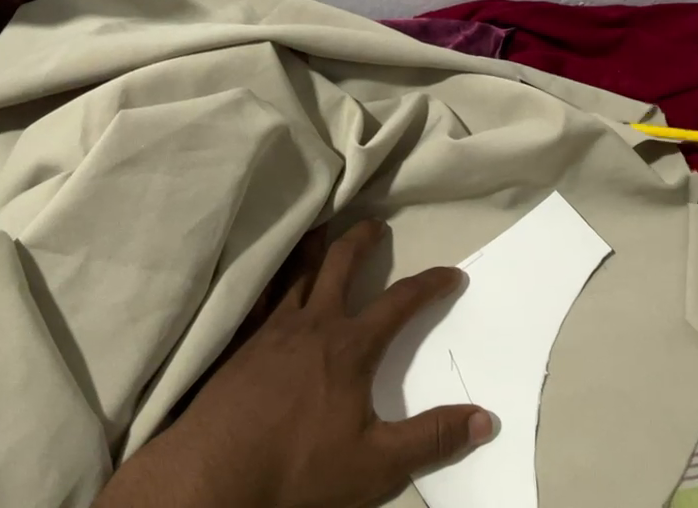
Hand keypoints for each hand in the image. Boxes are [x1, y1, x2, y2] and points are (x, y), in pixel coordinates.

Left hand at [99, 220, 496, 507]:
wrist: (212, 475)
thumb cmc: (298, 466)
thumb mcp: (376, 463)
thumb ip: (431, 438)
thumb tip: (485, 419)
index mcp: (349, 346)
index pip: (401, 302)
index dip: (430, 284)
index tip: (452, 273)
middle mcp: (312, 323)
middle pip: (340, 264)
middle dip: (362, 239)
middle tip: (376, 223)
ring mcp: (271, 329)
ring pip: (295, 271)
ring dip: (312, 246)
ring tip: (320, 228)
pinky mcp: (239, 343)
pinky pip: (256, 297)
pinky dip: (266, 279)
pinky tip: (262, 277)